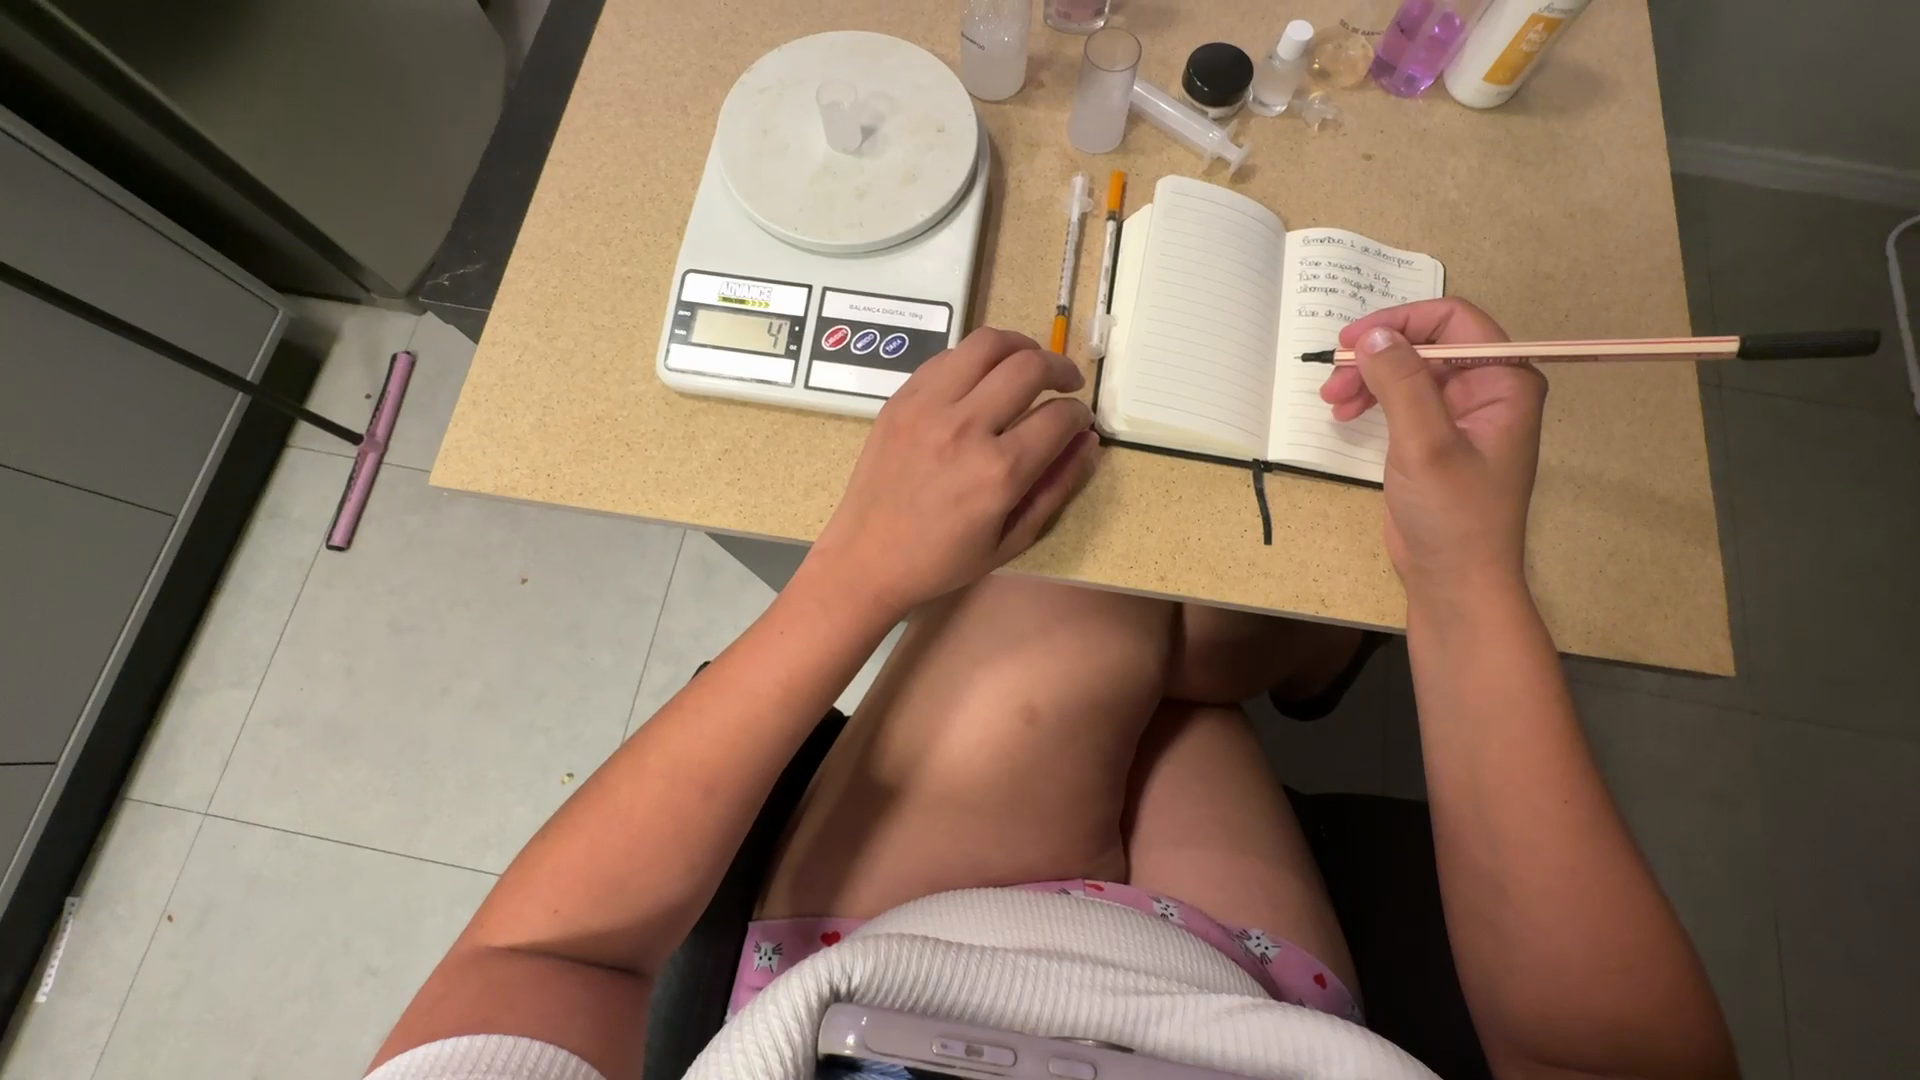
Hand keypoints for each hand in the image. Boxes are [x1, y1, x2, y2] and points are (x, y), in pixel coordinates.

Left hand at [809, 327, 1100, 615]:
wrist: (867, 557)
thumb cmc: (943, 560)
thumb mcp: (1012, 539)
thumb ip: (1057, 487)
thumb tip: (1087, 441)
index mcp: (998, 472)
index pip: (1059, 416)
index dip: (1080, 414)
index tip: (1079, 420)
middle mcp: (965, 428)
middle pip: (1029, 365)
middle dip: (1060, 368)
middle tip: (1066, 382)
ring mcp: (928, 407)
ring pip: (987, 343)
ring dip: (1020, 346)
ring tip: (1029, 364)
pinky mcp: (902, 399)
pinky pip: (948, 356)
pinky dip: (975, 359)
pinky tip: (983, 379)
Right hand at [1319, 299, 1546, 602]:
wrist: (1455, 578)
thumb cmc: (1453, 515)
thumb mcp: (1424, 444)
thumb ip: (1401, 384)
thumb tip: (1373, 335)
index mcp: (1504, 382)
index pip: (1454, 322)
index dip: (1400, 322)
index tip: (1351, 342)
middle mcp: (1486, 391)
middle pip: (1426, 345)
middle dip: (1377, 357)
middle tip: (1332, 379)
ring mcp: (1459, 417)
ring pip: (1408, 373)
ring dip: (1368, 380)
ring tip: (1331, 401)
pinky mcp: (1434, 440)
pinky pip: (1402, 402)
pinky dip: (1371, 402)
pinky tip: (1346, 416)